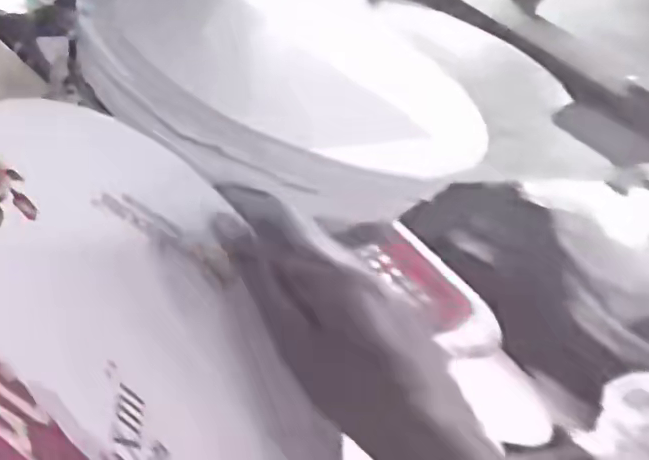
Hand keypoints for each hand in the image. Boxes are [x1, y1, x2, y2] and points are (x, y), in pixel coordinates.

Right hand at [216, 187, 499, 459]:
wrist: (441, 451)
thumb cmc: (354, 395)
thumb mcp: (291, 337)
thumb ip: (258, 276)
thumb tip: (224, 222)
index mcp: (332, 270)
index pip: (272, 219)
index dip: (237, 213)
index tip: (207, 213)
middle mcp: (362, 269)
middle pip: (300, 235)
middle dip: (262, 234)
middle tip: (228, 246)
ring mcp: (388, 291)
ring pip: (322, 256)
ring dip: (289, 258)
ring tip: (262, 276)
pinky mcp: (402, 313)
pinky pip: (344, 277)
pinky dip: (315, 278)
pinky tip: (307, 303)